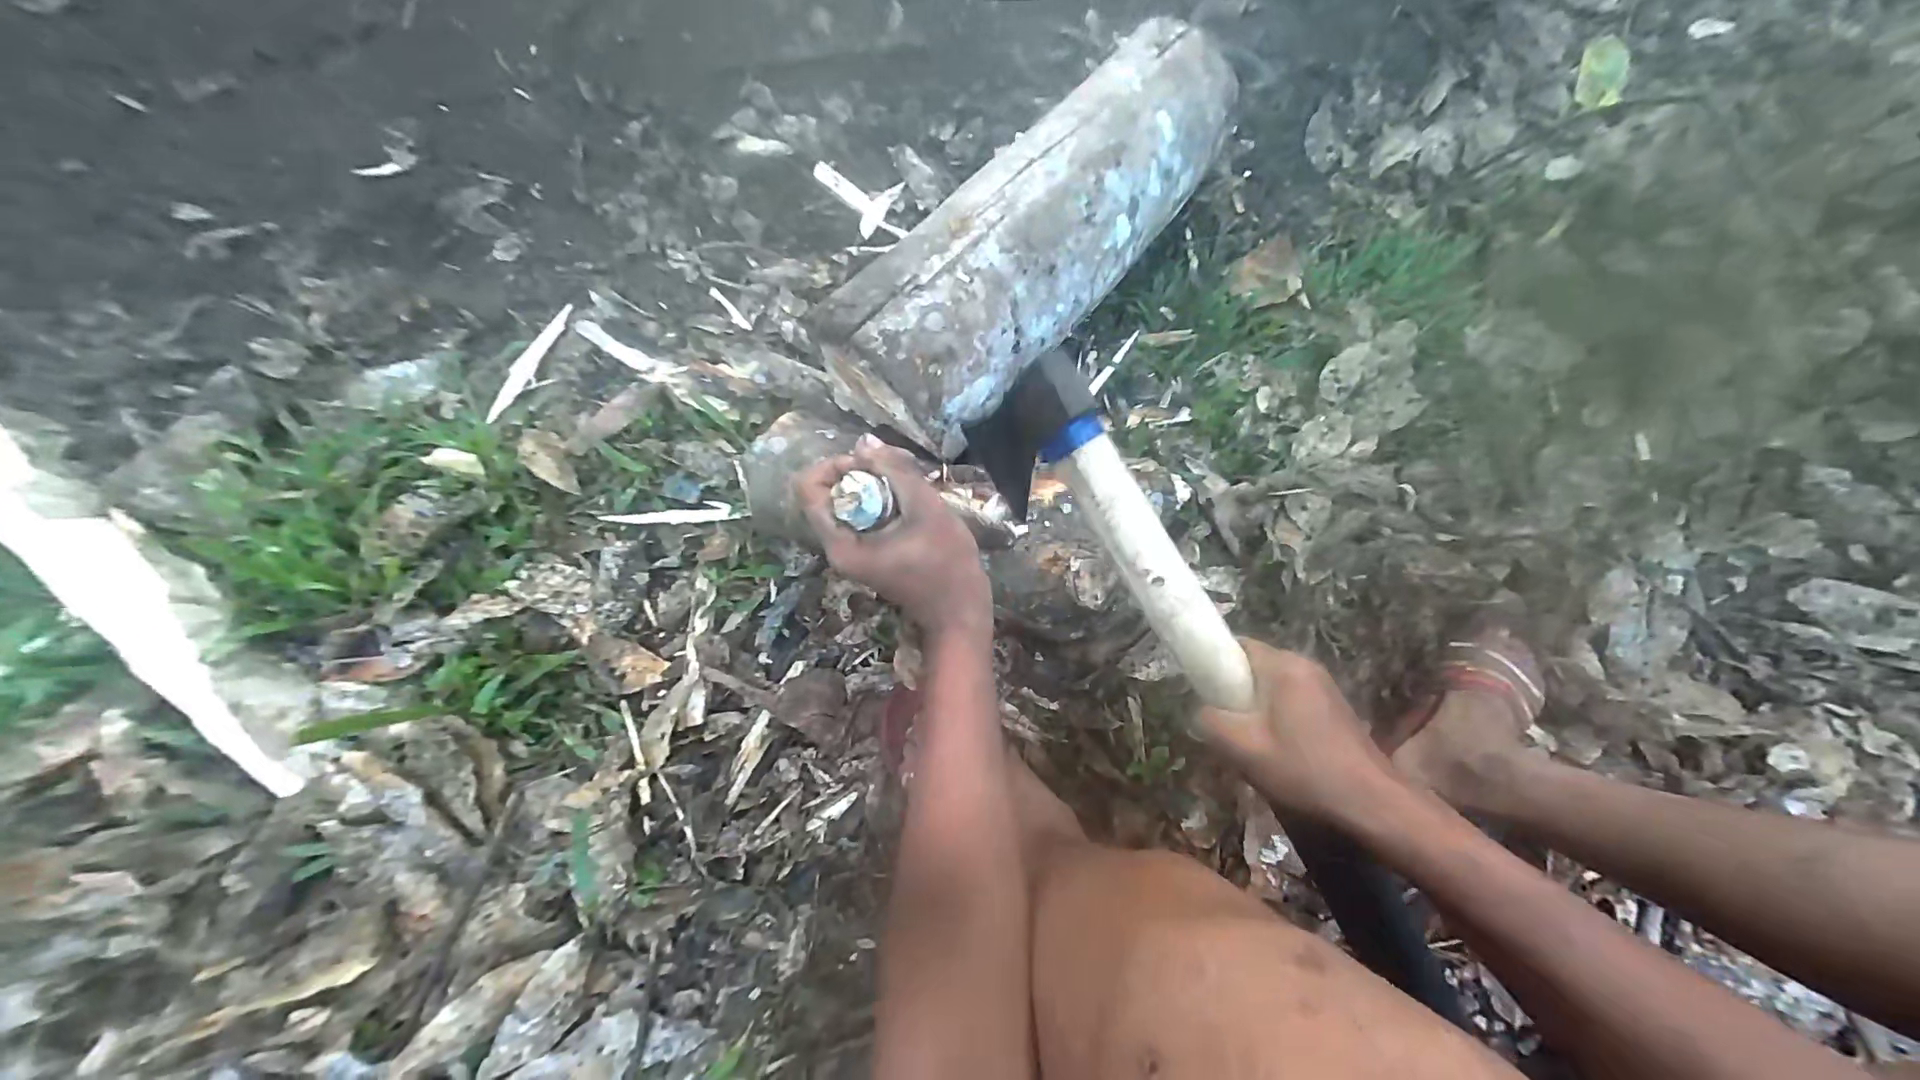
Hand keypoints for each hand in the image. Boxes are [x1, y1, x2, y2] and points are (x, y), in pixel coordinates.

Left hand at [795, 435, 991, 642]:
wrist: (960, 609)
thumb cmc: (947, 563)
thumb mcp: (926, 509)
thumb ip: (895, 472)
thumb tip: (865, 442)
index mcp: (841, 544)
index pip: (808, 489)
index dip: (836, 466)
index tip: (872, 464)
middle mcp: (837, 547)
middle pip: (827, 491)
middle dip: (859, 471)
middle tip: (896, 467)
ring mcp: (852, 551)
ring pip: (846, 500)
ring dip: (873, 483)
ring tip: (909, 478)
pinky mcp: (868, 550)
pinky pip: (862, 513)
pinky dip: (881, 497)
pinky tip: (911, 495)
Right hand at [1196, 640, 1398, 822]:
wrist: (1373, 803)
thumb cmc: (1304, 769)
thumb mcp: (1243, 748)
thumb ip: (1210, 721)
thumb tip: (1200, 710)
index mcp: (1283, 666)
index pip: (1236, 646)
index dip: (1213, 665)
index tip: (1202, 694)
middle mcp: (1305, 665)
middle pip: (1253, 666)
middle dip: (1234, 691)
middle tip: (1224, 725)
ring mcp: (1323, 685)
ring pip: (1271, 685)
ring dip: (1255, 707)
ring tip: (1249, 741)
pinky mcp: (1333, 706)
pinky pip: (1290, 699)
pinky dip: (1275, 716)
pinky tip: (1276, 748)